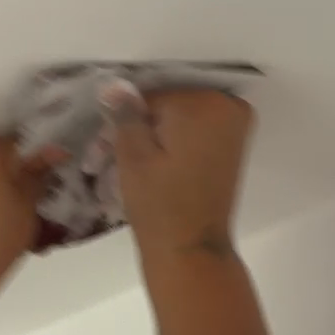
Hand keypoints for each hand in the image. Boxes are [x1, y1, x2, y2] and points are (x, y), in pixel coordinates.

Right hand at [115, 90, 254, 261]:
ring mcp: (235, 125)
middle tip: (105, 158)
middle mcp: (228, 107)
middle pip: (165, 105)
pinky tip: (149, 165)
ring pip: (176, 118)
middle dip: (135, 128)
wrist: (190, 248)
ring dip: (150, 136)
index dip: (120, 123)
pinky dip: (169, 143)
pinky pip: (192, 130)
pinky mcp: (232, 144)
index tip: (99, 150)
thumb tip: (116, 86)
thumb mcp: (132, 156)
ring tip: (123, 166)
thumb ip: (125, 115)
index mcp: (205, 105)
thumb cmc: (159, 204)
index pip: (147, 98)